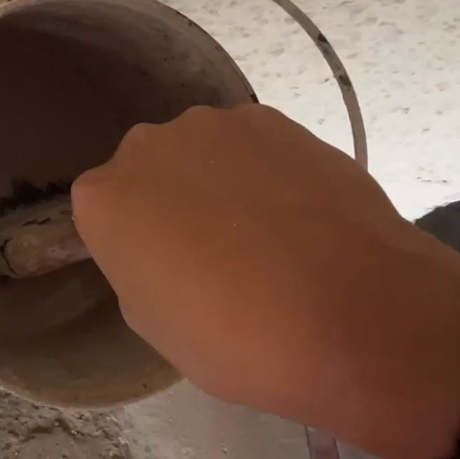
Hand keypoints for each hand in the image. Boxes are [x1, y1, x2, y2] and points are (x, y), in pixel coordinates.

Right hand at [71, 105, 459, 443]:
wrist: (356, 313)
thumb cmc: (236, 338)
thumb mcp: (155, 324)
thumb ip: (139, 266)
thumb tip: (164, 246)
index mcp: (103, 198)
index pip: (104, 213)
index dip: (136, 245)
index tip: (167, 273)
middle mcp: (145, 146)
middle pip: (148, 172)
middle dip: (171, 202)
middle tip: (215, 253)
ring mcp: (212, 126)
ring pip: (201, 155)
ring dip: (219, 183)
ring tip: (269, 234)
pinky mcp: (274, 120)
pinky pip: (253, 149)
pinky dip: (266, 174)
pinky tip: (302, 216)